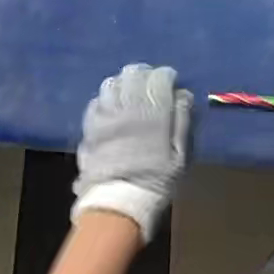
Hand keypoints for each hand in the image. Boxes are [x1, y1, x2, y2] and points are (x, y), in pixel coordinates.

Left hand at [71, 64, 193, 241]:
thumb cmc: (156, 179)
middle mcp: (128, 105)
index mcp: (153, 111)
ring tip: (129, 91)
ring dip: (122, 82)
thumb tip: (183, 95)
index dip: (166, 76)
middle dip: (143, 74)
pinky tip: (111, 106)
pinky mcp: (90, 124)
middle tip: (149, 83)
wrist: (118, 199)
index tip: (170, 81)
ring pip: (112, 83)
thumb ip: (182, 121)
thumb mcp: (180, 154)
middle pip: (133, 74)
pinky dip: (106, 98)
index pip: (159, 77)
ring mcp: (106, 113)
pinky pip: (96, 100)